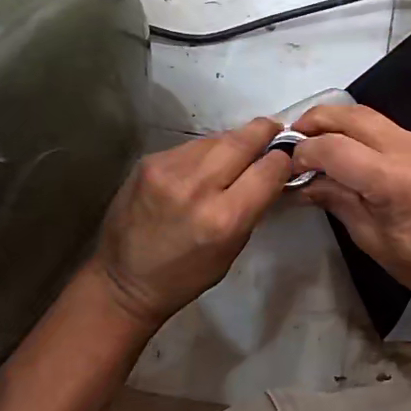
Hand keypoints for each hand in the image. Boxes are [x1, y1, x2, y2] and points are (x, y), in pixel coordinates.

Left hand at [91, 119, 292, 329]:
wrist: (125, 278)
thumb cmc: (185, 275)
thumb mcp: (231, 248)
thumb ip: (252, 206)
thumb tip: (270, 171)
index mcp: (224, 218)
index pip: (269, 169)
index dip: (282, 161)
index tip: (286, 158)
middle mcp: (197, 186)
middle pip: (242, 141)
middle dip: (263, 132)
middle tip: (273, 131)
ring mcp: (168, 170)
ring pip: (214, 139)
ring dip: (231, 142)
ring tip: (237, 152)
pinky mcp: (148, 161)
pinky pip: (188, 147)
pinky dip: (202, 152)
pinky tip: (202, 165)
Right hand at [291, 104, 410, 320]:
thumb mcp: (369, 238)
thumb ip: (334, 198)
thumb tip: (300, 180)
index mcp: (397, 181)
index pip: (333, 147)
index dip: (303, 152)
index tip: (287, 166)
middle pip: (350, 116)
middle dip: (314, 122)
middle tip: (292, 140)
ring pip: (368, 116)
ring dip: (335, 124)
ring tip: (314, 144)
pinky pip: (386, 128)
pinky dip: (358, 133)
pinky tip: (347, 152)